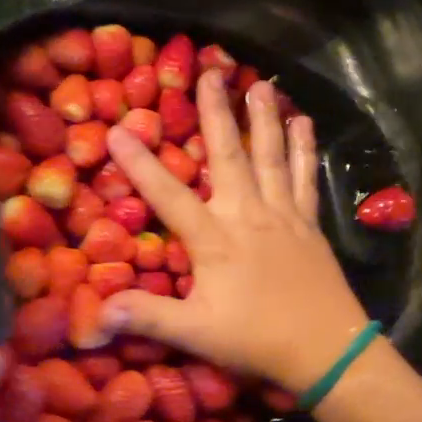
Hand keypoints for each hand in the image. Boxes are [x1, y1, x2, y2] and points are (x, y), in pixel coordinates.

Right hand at [99, 69, 371, 391]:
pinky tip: (304, 122)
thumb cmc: (256, 340)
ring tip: (259, 83)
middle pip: (228, 155)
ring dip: (263, 118)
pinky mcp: (309, 223)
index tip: (118, 129)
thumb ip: (146, 317)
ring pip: (271, 156)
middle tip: (210, 72)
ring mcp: (283, 215)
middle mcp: (247, 214)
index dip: (140, 163)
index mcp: (214, 239)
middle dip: (215, 113)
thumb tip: (93, 317)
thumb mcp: (195, 333)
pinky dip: (304, 149)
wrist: (328, 350)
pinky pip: (305, 177)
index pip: (168, 195)